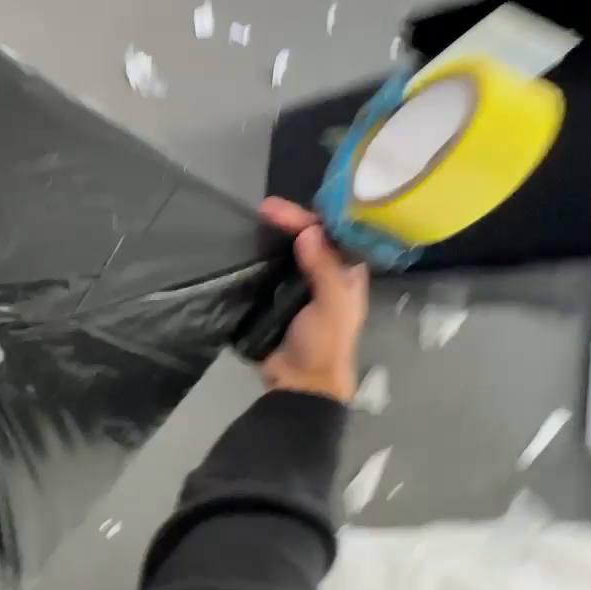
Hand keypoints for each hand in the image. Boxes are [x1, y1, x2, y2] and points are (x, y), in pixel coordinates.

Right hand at [256, 196, 367, 402]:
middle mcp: (325, 275)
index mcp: (346, 273)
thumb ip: (324, 269)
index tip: (280, 208)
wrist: (299, 381)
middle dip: (289, 222)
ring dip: (272, 237)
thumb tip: (308, 232)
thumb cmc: (325, 343)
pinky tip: (244, 249)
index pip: (333, 234)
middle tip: (262, 209)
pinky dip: (258, 258)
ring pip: (288, 253)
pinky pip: (268, 272)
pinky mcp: (275, 299)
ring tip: (251, 223)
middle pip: (310, 239)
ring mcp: (299, 287)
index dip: (310, 217)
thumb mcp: (331, 305)